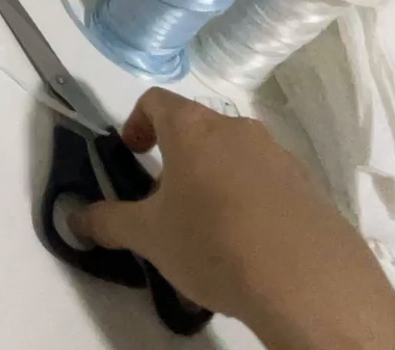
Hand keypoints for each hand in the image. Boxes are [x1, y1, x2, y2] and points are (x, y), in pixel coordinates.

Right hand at [73, 89, 394, 349]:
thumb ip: (107, 221)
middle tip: (168, 197)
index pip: (155, 101)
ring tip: (212, 229)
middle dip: (179, 155)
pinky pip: (275, 189)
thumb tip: (75, 219)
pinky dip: (257, 207)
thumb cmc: (214, 244)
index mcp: (192, 128)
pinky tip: (253, 252)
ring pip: (238, 158)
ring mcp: (285, 162)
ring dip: (219, 180)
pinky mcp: (319, 197)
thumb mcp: (147, 237)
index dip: (137, 122)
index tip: (134, 154)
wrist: (317, 293)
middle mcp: (238, 131)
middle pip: (199, 128)